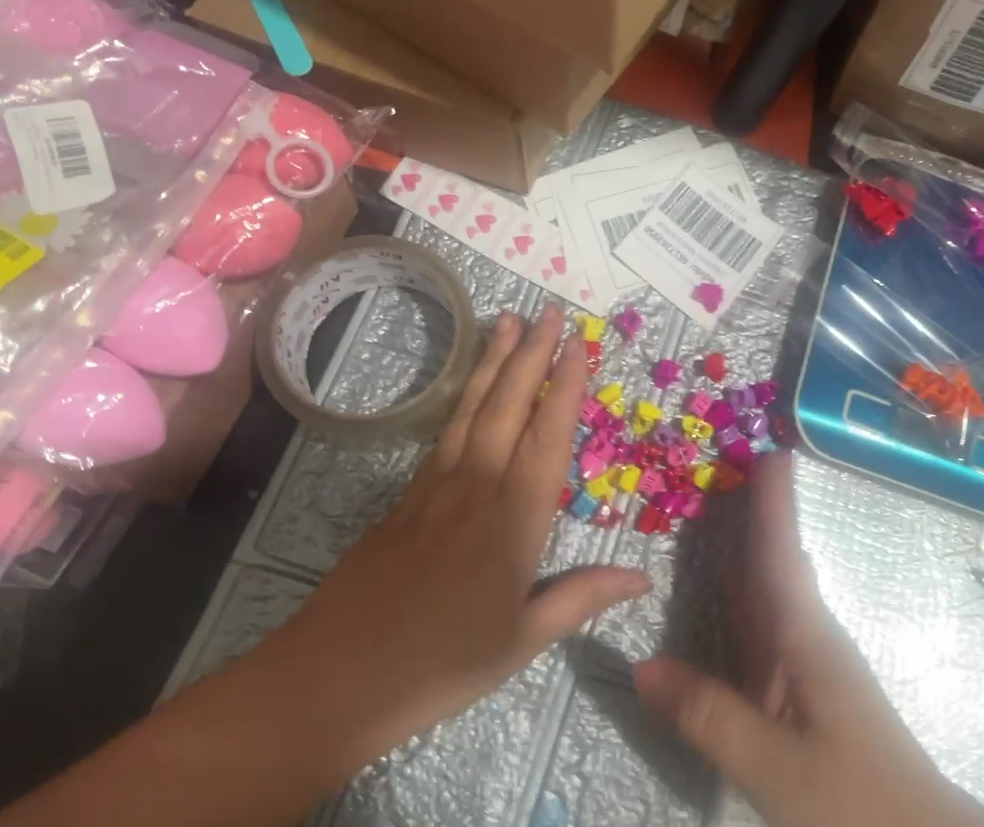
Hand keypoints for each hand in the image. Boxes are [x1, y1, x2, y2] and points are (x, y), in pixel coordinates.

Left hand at [257, 304, 651, 785]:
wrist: (339, 673)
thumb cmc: (443, 661)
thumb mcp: (522, 640)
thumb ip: (581, 597)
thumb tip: (643, 578)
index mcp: (514, 519)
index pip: (547, 436)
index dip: (566, 387)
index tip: (579, 344)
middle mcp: (477, 487)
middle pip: (508, 406)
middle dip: (531, 354)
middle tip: (549, 310)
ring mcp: (434, 488)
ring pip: (470, 410)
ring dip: (492, 364)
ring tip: (507, 322)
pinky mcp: (405, 499)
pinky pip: (443, 435)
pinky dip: (462, 401)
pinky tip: (468, 393)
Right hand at [632, 454, 983, 826]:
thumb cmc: (856, 799)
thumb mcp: (774, 766)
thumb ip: (707, 715)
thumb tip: (640, 666)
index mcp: (804, 638)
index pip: (779, 552)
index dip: (772, 500)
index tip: (767, 446)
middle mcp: (807, 636)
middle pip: (773, 557)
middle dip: (754, 508)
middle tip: (724, 458)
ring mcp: (807, 662)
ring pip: (770, 586)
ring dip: (746, 542)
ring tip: (717, 500)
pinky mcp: (802, 687)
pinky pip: (764, 621)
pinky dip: (742, 589)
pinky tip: (726, 583)